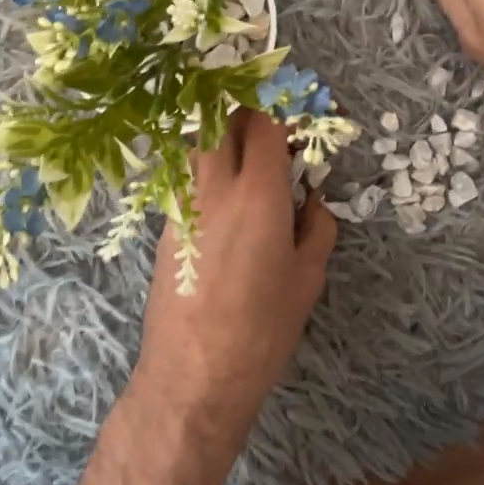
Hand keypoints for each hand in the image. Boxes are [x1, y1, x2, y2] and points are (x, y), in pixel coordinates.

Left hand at [71, 110, 335, 484]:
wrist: (192, 376)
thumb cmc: (261, 330)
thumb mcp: (308, 277)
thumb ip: (316, 225)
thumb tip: (311, 200)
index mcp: (257, 191)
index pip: (266, 119)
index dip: (289, 107)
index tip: (307, 117)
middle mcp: (214, 185)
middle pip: (227, 119)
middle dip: (256, 115)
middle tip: (281, 137)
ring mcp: (184, 202)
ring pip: (202, 143)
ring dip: (228, 139)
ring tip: (252, 166)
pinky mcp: (166, 223)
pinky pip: (189, 175)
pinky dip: (210, 170)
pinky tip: (228, 202)